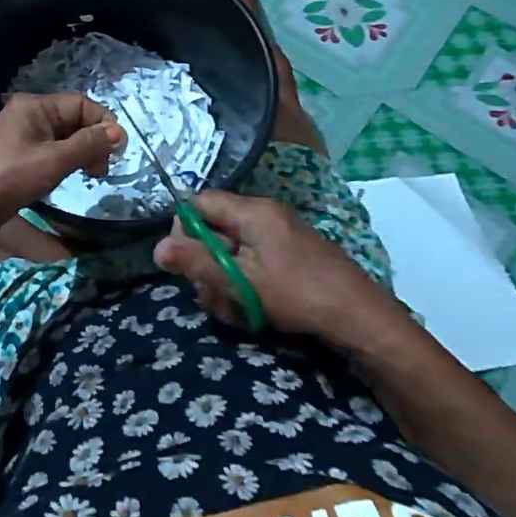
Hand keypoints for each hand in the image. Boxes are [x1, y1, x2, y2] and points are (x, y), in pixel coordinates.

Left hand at [0, 93, 124, 236]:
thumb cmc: (15, 177)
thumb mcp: (56, 160)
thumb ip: (90, 144)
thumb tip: (120, 133)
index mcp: (35, 105)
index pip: (81, 104)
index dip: (103, 123)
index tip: (118, 148)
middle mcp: (29, 111)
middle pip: (74, 118)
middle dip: (94, 140)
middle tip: (103, 167)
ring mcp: (24, 130)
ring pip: (67, 134)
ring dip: (84, 150)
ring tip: (93, 173)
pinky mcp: (22, 149)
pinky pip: (55, 145)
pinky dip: (70, 157)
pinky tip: (75, 172)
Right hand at [151, 190, 406, 345]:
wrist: (357, 314)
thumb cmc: (296, 293)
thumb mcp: (241, 281)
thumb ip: (198, 263)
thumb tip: (158, 248)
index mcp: (253, 211)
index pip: (200, 202)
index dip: (184, 229)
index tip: (184, 262)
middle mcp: (266, 214)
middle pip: (215, 229)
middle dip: (206, 264)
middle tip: (213, 296)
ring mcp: (281, 234)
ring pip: (233, 250)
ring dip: (226, 280)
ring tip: (236, 310)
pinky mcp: (291, 254)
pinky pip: (254, 260)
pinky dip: (247, 283)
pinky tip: (253, 310)